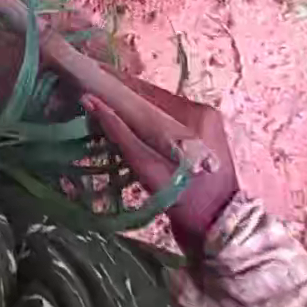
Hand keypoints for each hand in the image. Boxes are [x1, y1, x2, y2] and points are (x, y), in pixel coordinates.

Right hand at [81, 71, 238, 252]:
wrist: (220, 229)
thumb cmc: (183, 201)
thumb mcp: (146, 167)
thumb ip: (117, 132)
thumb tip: (89, 100)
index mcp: (193, 114)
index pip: (143, 90)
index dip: (113, 84)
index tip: (86, 77)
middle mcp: (200, 110)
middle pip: (149, 96)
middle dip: (118, 96)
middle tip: (88, 94)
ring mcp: (202, 121)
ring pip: (154, 106)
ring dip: (128, 107)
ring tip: (100, 107)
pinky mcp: (199, 132)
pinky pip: (162, 117)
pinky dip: (141, 118)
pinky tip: (123, 122)